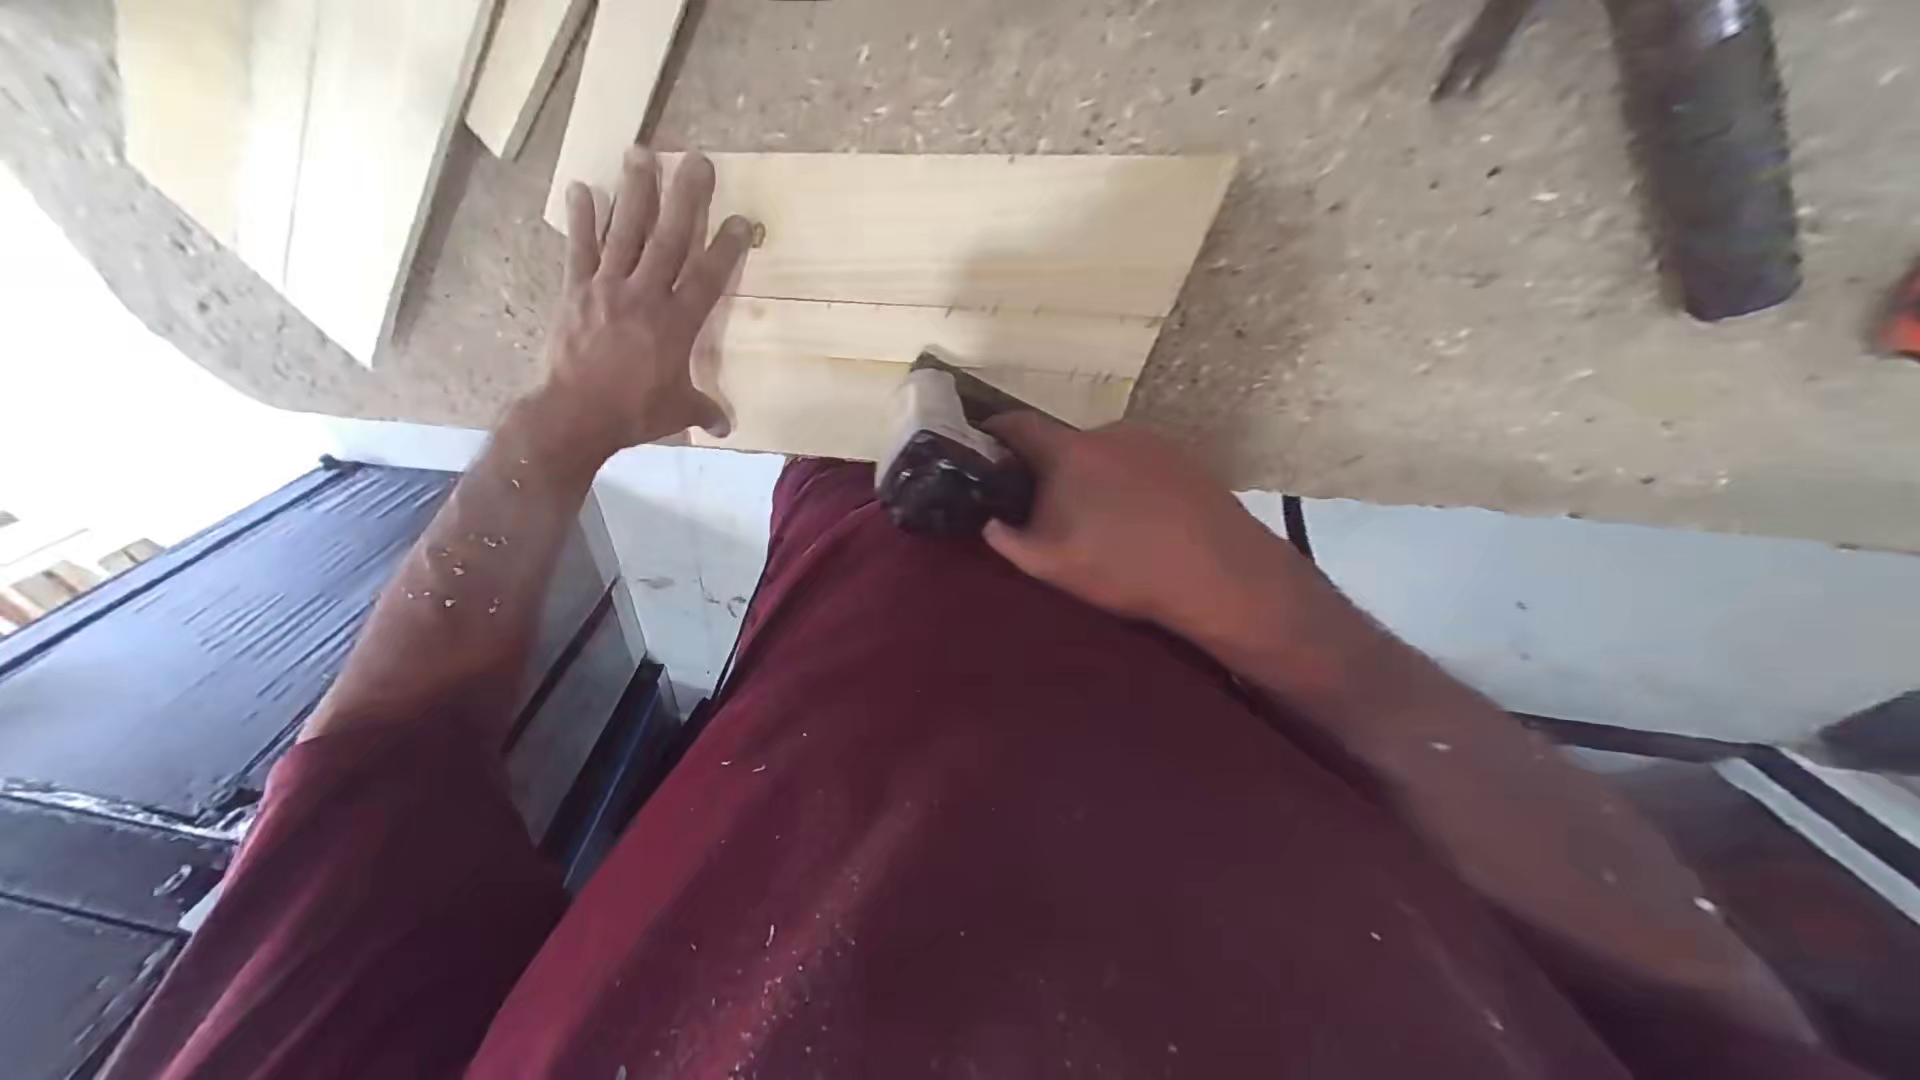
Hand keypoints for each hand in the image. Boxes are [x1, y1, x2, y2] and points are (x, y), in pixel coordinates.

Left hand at [540, 147, 752, 457]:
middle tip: (696, 161)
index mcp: (677, 324)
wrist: (576, 414)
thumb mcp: (678, 412)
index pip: (708, 277)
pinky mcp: (576, 291)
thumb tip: (725, 427)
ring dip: (635, 192)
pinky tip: (584, 188)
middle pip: (670, 240)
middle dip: (685, 199)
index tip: (743, 220)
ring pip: (626, 233)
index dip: (727, 248)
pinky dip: (582, 219)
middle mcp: (645, 296)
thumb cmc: (635, 412)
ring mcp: (607, 288)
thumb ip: (704, 410)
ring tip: (641, 152)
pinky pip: (580, 249)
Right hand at [981, 414, 1308, 629]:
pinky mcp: (1183, 457)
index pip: (1018, 425)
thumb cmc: (1125, 568)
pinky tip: (1139, 519)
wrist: (1220, 573)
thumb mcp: (1051, 565)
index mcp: (1070, 452)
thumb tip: (990, 522)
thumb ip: (1008, 540)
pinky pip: (1136, 464)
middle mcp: (1109, 433)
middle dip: (1047, 471)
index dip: (994, 432)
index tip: (984, 445)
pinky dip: (1125, 483)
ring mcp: (1151, 442)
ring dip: (1090, 478)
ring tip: (1101, 522)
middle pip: (1062, 444)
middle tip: (1048, 510)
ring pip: (1102, 456)